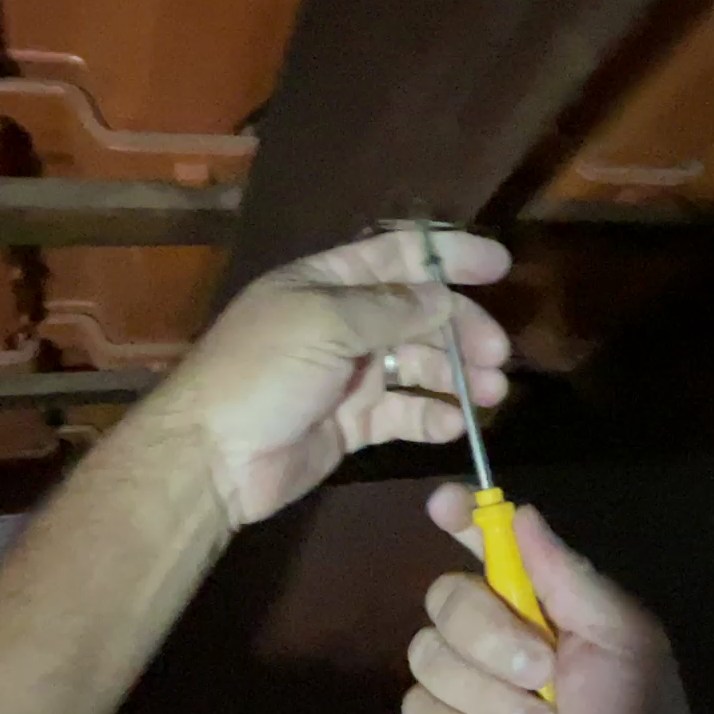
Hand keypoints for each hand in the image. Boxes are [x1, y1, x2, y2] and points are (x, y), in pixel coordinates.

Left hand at [156, 230, 511, 526]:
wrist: (214, 456)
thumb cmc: (264, 371)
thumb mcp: (324, 323)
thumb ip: (389, 308)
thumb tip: (443, 297)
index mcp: (325, 283)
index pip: (396, 257)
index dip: (448, 257)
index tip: (498, 266)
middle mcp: (340, 324)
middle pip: (416, 316)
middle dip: (459, 330)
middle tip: (496, 355)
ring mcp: (347, 377)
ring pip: (415, 367)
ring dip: (454, 377)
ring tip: (490, 394)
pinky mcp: (351, 423)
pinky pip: (401, 414)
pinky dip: (429, 417)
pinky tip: (452, 425)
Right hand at [402, 484, 713, 713]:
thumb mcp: (623, 639)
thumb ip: (568, 576)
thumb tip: (521, 510)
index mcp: (534, 598)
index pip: (485, 542)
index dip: (461, 517)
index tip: (444, 505)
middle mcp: (488, 629)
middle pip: (445, 595)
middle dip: (491, 637)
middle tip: (542, 673)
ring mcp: (459, 679)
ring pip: (426, 653)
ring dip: (487, 697)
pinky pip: (418, 709)